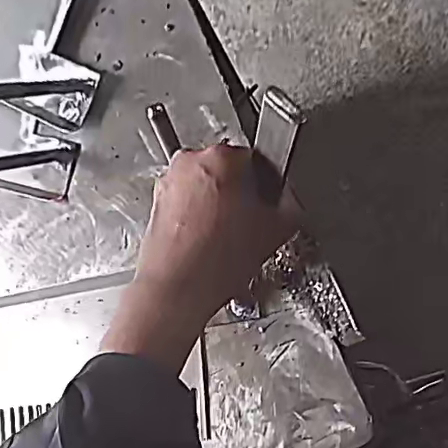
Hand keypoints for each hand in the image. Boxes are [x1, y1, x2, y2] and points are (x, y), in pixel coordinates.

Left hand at [102, 145, 301, 369]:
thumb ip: (290, 207)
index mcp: (224, 157)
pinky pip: (184, 209)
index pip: (255, 161)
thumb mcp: (275, 232)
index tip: (268, 207)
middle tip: (247, 227)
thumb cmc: (216, 261)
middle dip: (237, 197)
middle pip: (225, 174)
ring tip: (224, 242)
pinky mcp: (156, 206)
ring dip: (215, 210)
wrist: (176, 289)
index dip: (265, 188)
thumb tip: (290, 204)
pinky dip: (195, 223)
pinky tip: (205, 247)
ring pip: (202, 191)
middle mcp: (191, 162)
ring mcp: (170, 184)